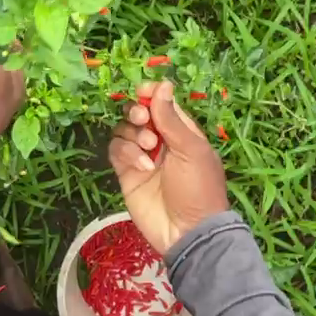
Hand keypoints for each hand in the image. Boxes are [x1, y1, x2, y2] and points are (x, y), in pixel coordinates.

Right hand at [108, 80, 228, 253]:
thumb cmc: (198, 187)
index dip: (151, 94)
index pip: (161, 103)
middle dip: (137, 112)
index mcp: (181, 131)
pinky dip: (126, 153)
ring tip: (149, 150)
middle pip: (138, 113)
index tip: (144, 91)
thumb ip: (171, 118)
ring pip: (124, 130)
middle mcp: (160, 140)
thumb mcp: (191, 149)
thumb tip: (163, 83)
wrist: (187, 232)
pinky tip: (142, 166)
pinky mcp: (126, 173)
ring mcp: (142, 156)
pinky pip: (116, 151)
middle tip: (143, 119)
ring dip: (133, 135)